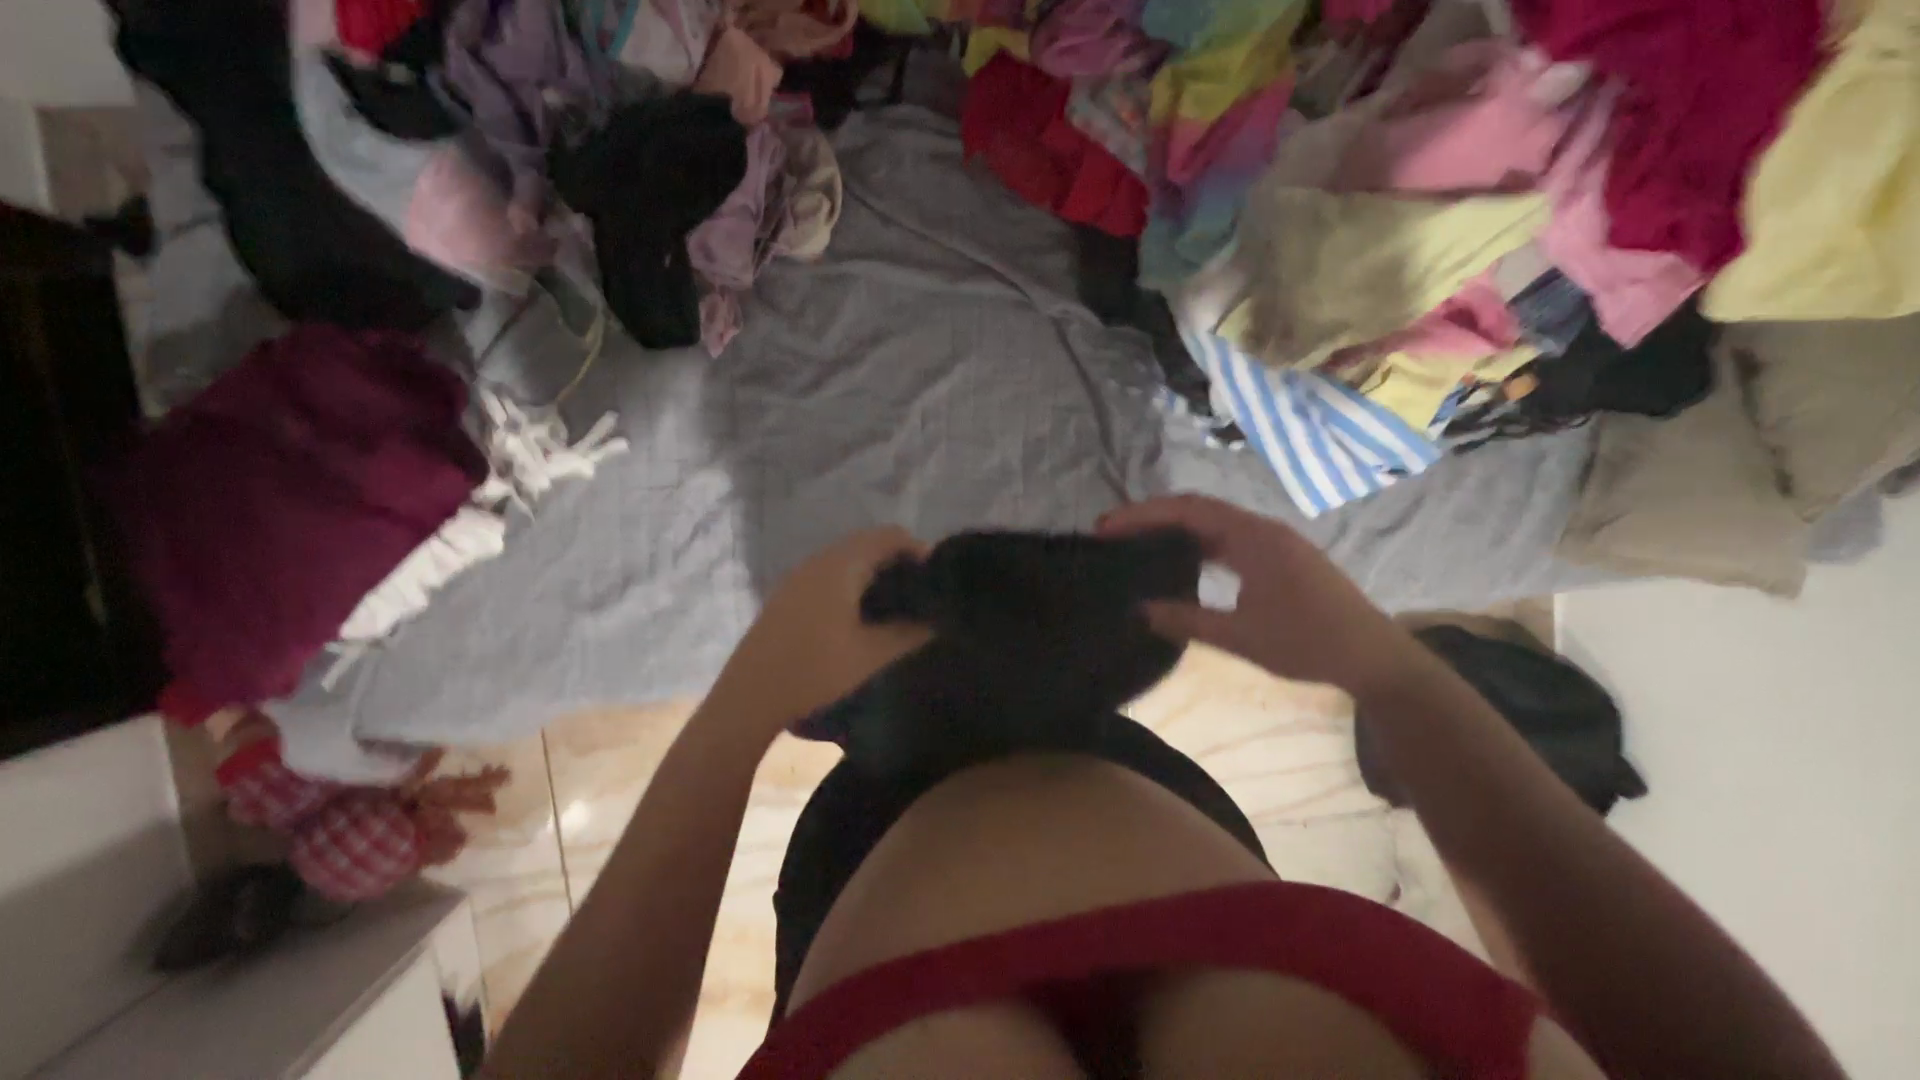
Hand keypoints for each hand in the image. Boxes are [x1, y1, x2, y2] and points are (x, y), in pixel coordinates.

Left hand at [704, 527, 934, 737]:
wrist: (749, 700)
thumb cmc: (815, 672)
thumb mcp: (873, 655)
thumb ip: (911, 632)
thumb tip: (938, 618)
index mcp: (840, 565)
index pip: (890, 535)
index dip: (920, 552)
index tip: (938, 584)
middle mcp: (818, 561)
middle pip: (868, 545)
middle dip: (899, 565)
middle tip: (923, 600)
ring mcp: (798, 578)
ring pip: (848, 562)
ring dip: (875, 578)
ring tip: (898, 613)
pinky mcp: (787, 598)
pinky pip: (830, 578)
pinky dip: (853, 589)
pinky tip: (862, 623)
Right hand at [1098, 494, 1417, 696]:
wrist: (1374, 657)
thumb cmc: (1307, 643)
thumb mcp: (1240, 636)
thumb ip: (1187, 620)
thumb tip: (1140, 609)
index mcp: (1254, 538)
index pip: (1188, 510)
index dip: (1144, 515)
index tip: (1107, 527)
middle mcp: (1264, 530)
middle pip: (1199, 510)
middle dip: (1153, 518)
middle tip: (1113, 534)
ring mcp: (1276, 543)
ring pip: (1216, 525)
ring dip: (1176, 530)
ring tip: (1138, 545)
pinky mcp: (1283, 559)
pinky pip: (1231, 540)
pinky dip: (1200, 545)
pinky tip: (1183, 563)